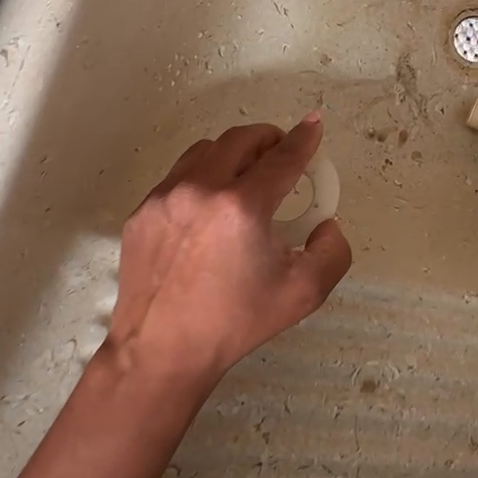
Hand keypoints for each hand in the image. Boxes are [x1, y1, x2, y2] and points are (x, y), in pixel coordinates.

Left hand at [105, 113, 351, 399]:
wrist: (159, 354)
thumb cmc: (235, 322)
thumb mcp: (305, 292)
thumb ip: (334, 249)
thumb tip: (325, 223)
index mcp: (243, 206)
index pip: (284, 156)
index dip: (305, 137)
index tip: (315, 124)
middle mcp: (203, 189)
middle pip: (243, 138)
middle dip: (270, 139)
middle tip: (282, 158)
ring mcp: (166, 197)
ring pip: (208, 149)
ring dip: (235, 153)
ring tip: (245, 178)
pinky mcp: (142, 211)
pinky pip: (179, 175)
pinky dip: (204, 176)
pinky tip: (211, 207)